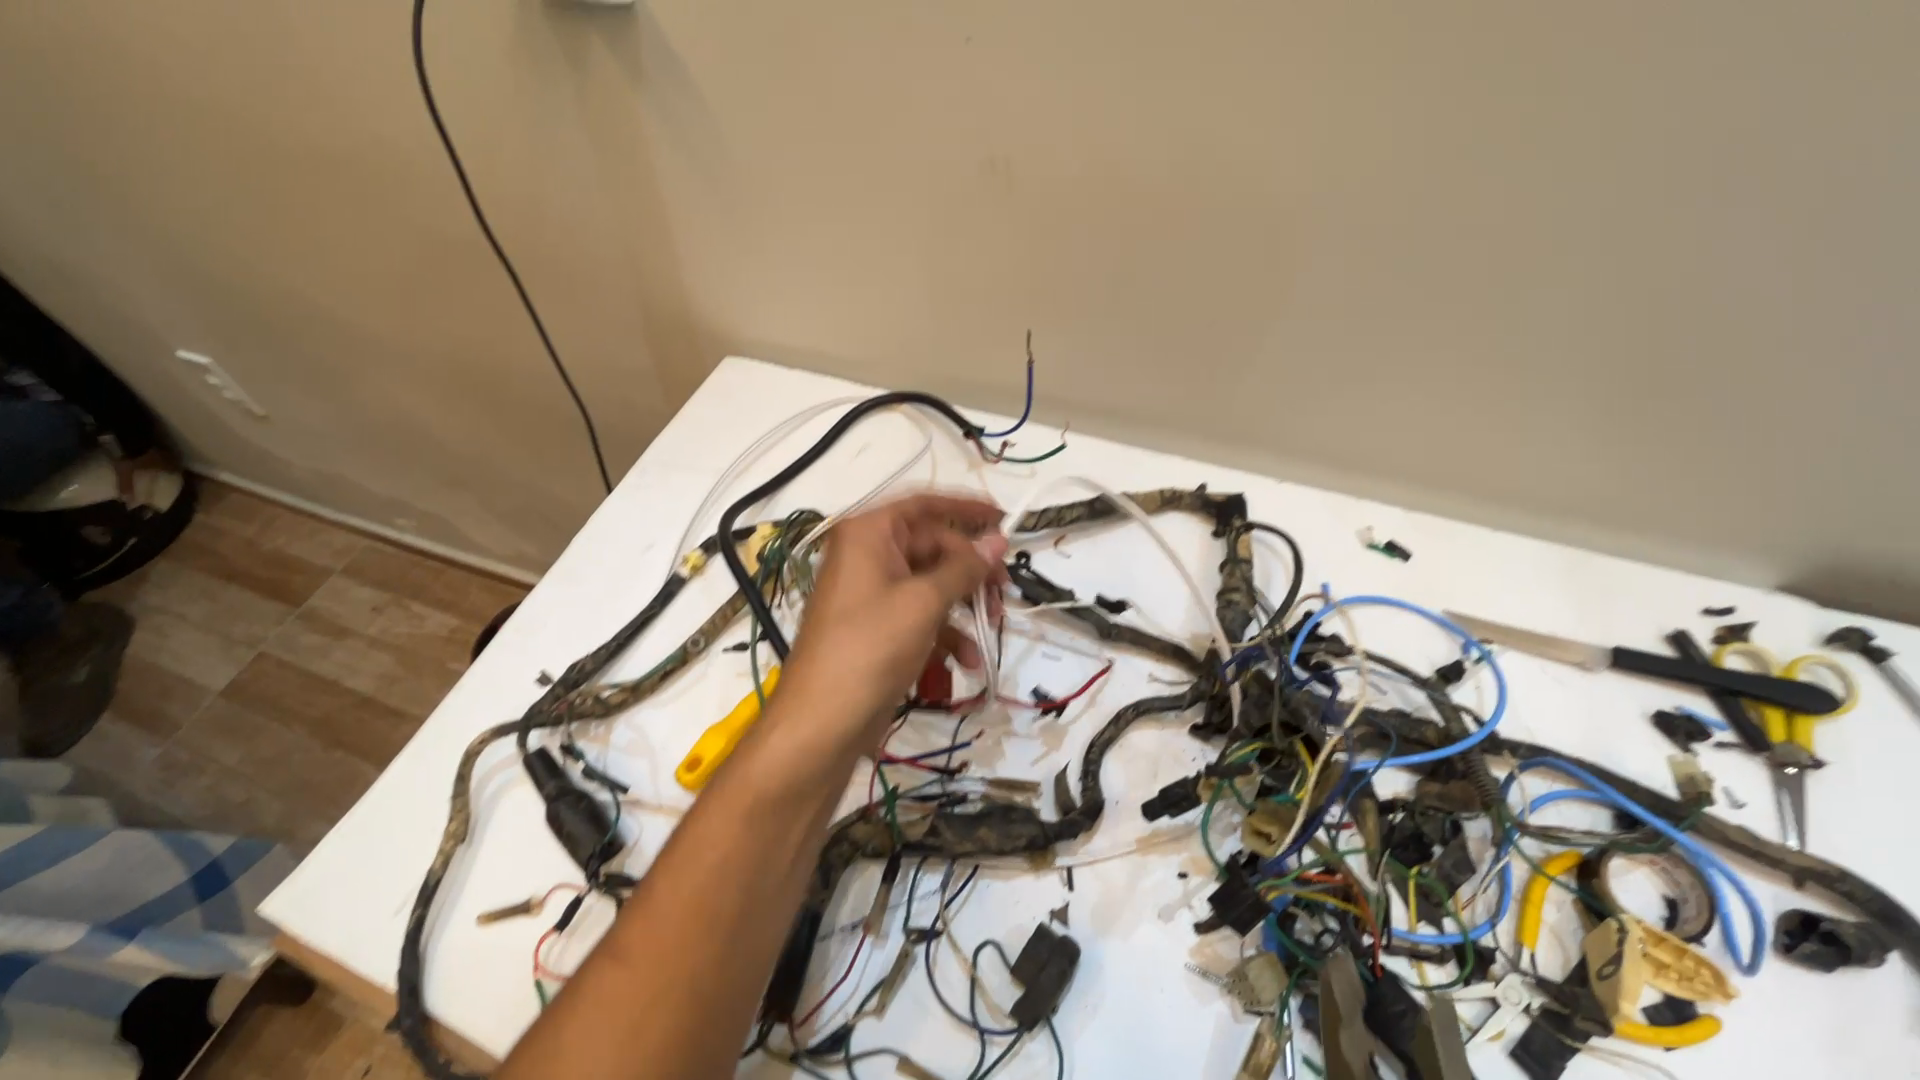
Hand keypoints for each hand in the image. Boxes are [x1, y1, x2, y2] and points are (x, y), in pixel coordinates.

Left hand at [777, 493, 1007, 747]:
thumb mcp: (923, 602)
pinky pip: (920, 617)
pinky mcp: (878, 629)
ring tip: (991, 628)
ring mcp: (872, 594)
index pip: (924, 505)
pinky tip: (968, 661)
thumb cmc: (870, 648)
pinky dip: (945, 634)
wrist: (823, 721)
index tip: (1004, 520)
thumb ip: (964, 568)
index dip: (966, 509)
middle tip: (1004, 593)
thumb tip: (998, 540)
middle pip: (933, 547)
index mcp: (869, 534)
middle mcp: (868, 556)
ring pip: (931, 585)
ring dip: (964, 606)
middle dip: (971, 571)